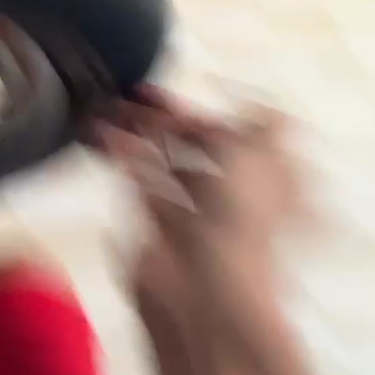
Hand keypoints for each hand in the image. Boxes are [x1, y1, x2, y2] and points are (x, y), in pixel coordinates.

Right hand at [92, 88, 306, 335]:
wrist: (199, 287)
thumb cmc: (240, 220)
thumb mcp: (262, 161)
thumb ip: (258, 126)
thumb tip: (251, 103)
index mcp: (276, 182)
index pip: (255, 136)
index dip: (230, 112)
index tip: (197, 88)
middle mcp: (238, 194)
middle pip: (205, 146)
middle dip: (172, 118)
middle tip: (137, 94)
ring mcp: (195, 209)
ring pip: (166, 159)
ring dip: (139, 131)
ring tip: (110, 107)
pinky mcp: (154, 220)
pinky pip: (138, 177)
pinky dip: (120, 153)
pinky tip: (99, 133)